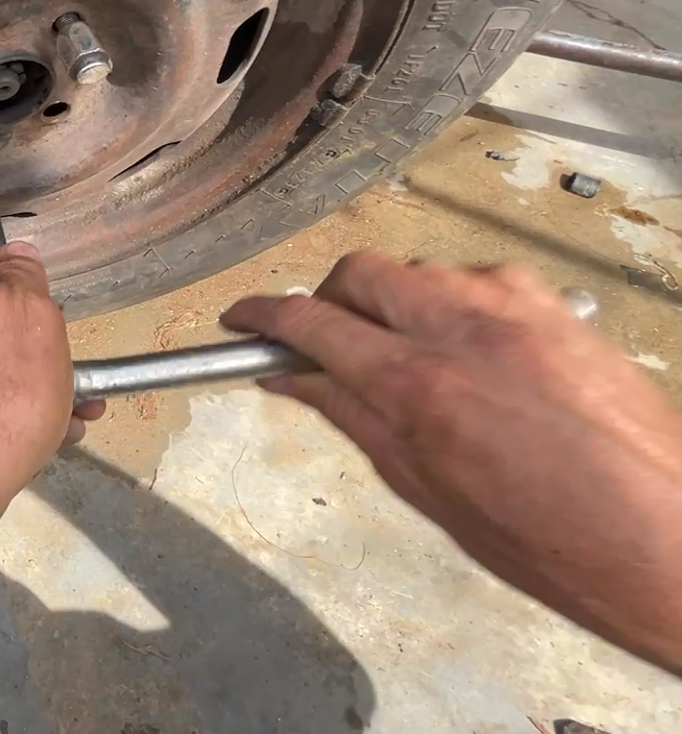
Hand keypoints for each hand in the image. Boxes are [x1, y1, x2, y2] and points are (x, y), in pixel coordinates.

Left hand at [0, 235, 100, 530]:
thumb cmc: (0, 391)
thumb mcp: (36, 316)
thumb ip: (24, 276)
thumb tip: (13, 252)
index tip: (25, 286)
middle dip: (22, 328)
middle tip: (60, 358)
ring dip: (23, 372)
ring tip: (68, 407)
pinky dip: (1, 401)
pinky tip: (44, 431)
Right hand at [224, 251, 681, 670]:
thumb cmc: (541, 540)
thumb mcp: (417, 483)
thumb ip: (345, 412)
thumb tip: (286, 376)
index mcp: (417, 382)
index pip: (308, 321)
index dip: (259, 315)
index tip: (239, 319)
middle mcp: (465, 330)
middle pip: (363, 271)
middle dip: (332, 298)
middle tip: (332, 340)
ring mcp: (525, 315)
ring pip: (425, 269)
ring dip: (398, 299)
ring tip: (407, 346)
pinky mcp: (570, 317)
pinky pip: (488, 280)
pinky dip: (458, 301)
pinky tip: (471, 343)